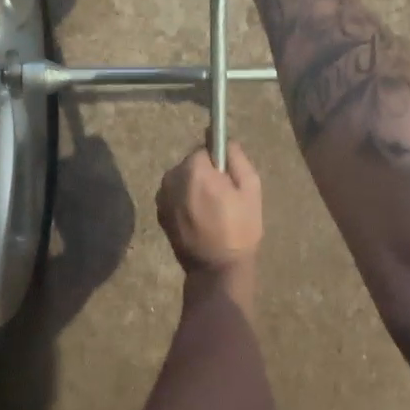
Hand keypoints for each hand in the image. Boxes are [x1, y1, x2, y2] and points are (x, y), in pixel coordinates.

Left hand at [156, 139, 262, 275]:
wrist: (216, 269)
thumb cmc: (239, 229)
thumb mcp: (251, 190)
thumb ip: (237, 159)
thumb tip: (225, 140)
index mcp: (194, 170)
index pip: (204, 150)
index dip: (218, 164)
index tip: (228, 182)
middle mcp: (172, 178)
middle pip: (190, 165)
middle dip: (205, 175)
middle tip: (223, 199)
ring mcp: (162, 197)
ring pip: (181, 180)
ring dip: (193, 188)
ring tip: (210, 212)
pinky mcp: (159, 213)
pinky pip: (174, 195)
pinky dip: (184, 201)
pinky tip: (198, 221)